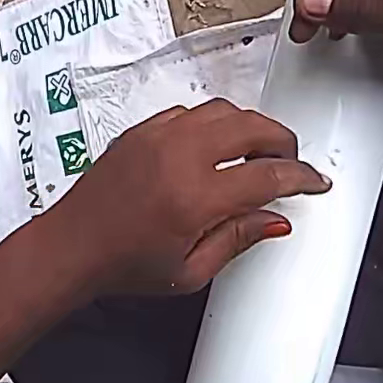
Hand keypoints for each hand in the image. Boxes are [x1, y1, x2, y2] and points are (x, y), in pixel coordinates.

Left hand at [46, 100, 330, 295]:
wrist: (70, 248)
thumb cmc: (119, 264)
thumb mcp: (188, 273)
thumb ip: (237, 239)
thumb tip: (273, 221)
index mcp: (194, 197)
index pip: (269, 175)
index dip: (301, 177)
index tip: (312, 181)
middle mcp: (177, 156)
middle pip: (253, 126)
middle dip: (283, 141)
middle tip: (288, 163)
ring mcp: (155, 137)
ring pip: (222, 110)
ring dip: (247, 127)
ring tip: (253, 153)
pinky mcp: (139, 131)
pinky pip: (188, 112)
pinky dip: (211, 123)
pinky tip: (211, 147)